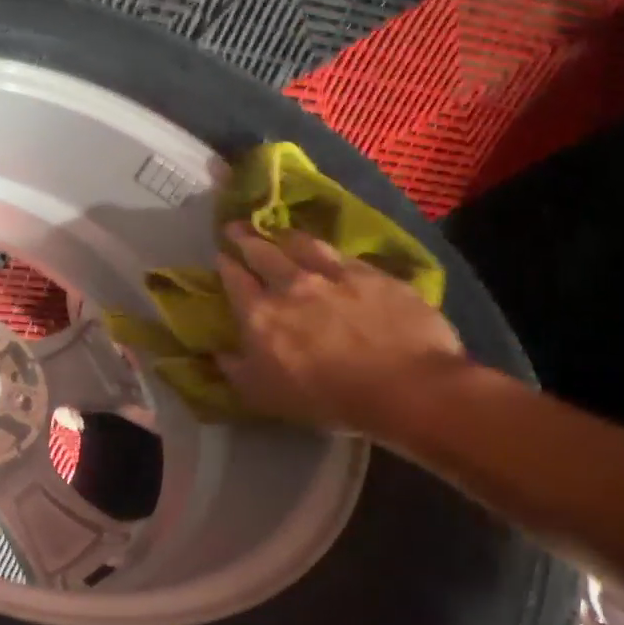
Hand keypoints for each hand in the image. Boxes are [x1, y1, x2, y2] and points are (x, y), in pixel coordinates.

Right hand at [217, 222, 469, 433]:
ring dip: (287, 236)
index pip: (234, 279)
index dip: (225, 264)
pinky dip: (330, 253)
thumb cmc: (324, 396)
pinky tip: (331, 255)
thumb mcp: (261, 393)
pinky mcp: (377, 276)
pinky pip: (346, 257)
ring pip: (305, 244)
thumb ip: (234, 368)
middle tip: (236, 227)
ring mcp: (338, 276)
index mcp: (259, 313)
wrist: (405, 386)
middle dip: (246, 238)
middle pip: (264, 252)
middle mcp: (293, 285)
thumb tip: (218, 352)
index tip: (220, 255)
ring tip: (281, 232)